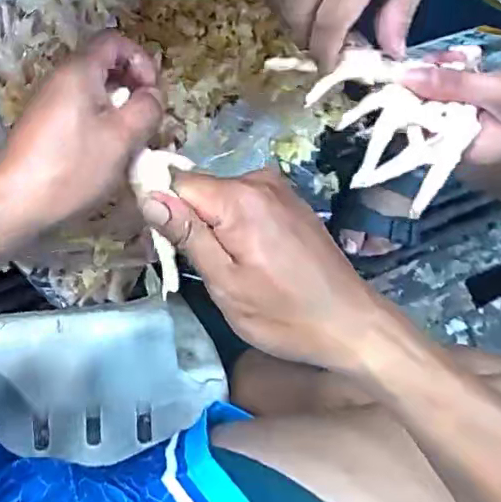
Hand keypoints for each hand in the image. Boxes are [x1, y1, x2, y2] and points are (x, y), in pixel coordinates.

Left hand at [0, 32, 163, 237]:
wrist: (13, 207)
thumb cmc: (71, 167)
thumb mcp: (123, 137)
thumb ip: (147, 108)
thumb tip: (153, 96)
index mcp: (79, 70)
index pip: (115, 41)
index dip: (141, 59)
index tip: (152, 92)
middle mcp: (60, 79)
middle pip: (105, 64)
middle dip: (134, 86)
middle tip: (147, 117)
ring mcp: (49, 103)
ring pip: (95, 91)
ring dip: (120, 108)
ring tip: (131, 140)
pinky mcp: (44, 127)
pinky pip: (81, 111)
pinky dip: (101, 123)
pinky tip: (107, 154)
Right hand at [144, 168, 405, 373]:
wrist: (351, 322)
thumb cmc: (284, 313)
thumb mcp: (226, 284)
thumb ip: (188, 236)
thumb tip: (149, 196)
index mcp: (239, 197)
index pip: (176, 181)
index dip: (159, 205)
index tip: (155, 239)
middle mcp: (258, 179)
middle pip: (199, 189)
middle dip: (187, 219)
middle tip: (191, 265)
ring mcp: (277, 187)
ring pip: (221, 196)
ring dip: (212, 224)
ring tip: (223, 265)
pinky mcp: (288, 200)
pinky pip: (244, 201)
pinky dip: (235, 222)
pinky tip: (247, 256)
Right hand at [268, 0, 436, 68]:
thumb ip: (400, 13)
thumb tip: (389, 55)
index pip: (331, 20)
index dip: (328, 53)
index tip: (334, 70)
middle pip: (297, 15)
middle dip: (309, 42)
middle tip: (329, 50)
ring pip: (278, 0)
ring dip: (292, 25)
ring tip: (315, 30)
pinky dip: (281, 5)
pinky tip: (302, 8)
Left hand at [401, 63, 500, 164]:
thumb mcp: (499, 90)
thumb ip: (452, 85)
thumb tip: (405, 78)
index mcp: (466, 149)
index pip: (420, 129)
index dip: (406, 101)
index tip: (404, 73)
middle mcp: (464, 140)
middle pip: (426, 109)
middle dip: (429, 80)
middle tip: (446, 58)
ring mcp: (475, 122)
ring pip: (441, 93)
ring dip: (445, 71)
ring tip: (464, 56)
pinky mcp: (483, 104)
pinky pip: (459, 87)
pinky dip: (460, 71)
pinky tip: (470, 56)